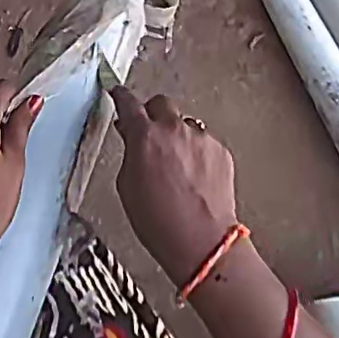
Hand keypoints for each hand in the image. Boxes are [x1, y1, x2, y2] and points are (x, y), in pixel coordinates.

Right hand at [110, 86, 240, 282]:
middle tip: (150, 134)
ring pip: (184, 124)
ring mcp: (199, 138)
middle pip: (160, 103)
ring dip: (177, 136)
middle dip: (153, 114)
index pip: (128, 102)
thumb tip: (132, 138)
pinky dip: (196, 153)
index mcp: (144, 135)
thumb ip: (129, 152)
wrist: (202, 244)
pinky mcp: (220, 151)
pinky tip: (193, 177)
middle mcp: (173, 129)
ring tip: (176, 167)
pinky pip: (203, 142)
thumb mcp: (127, 186)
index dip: (120, 96)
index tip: (118, 93)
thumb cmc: (160, 222)